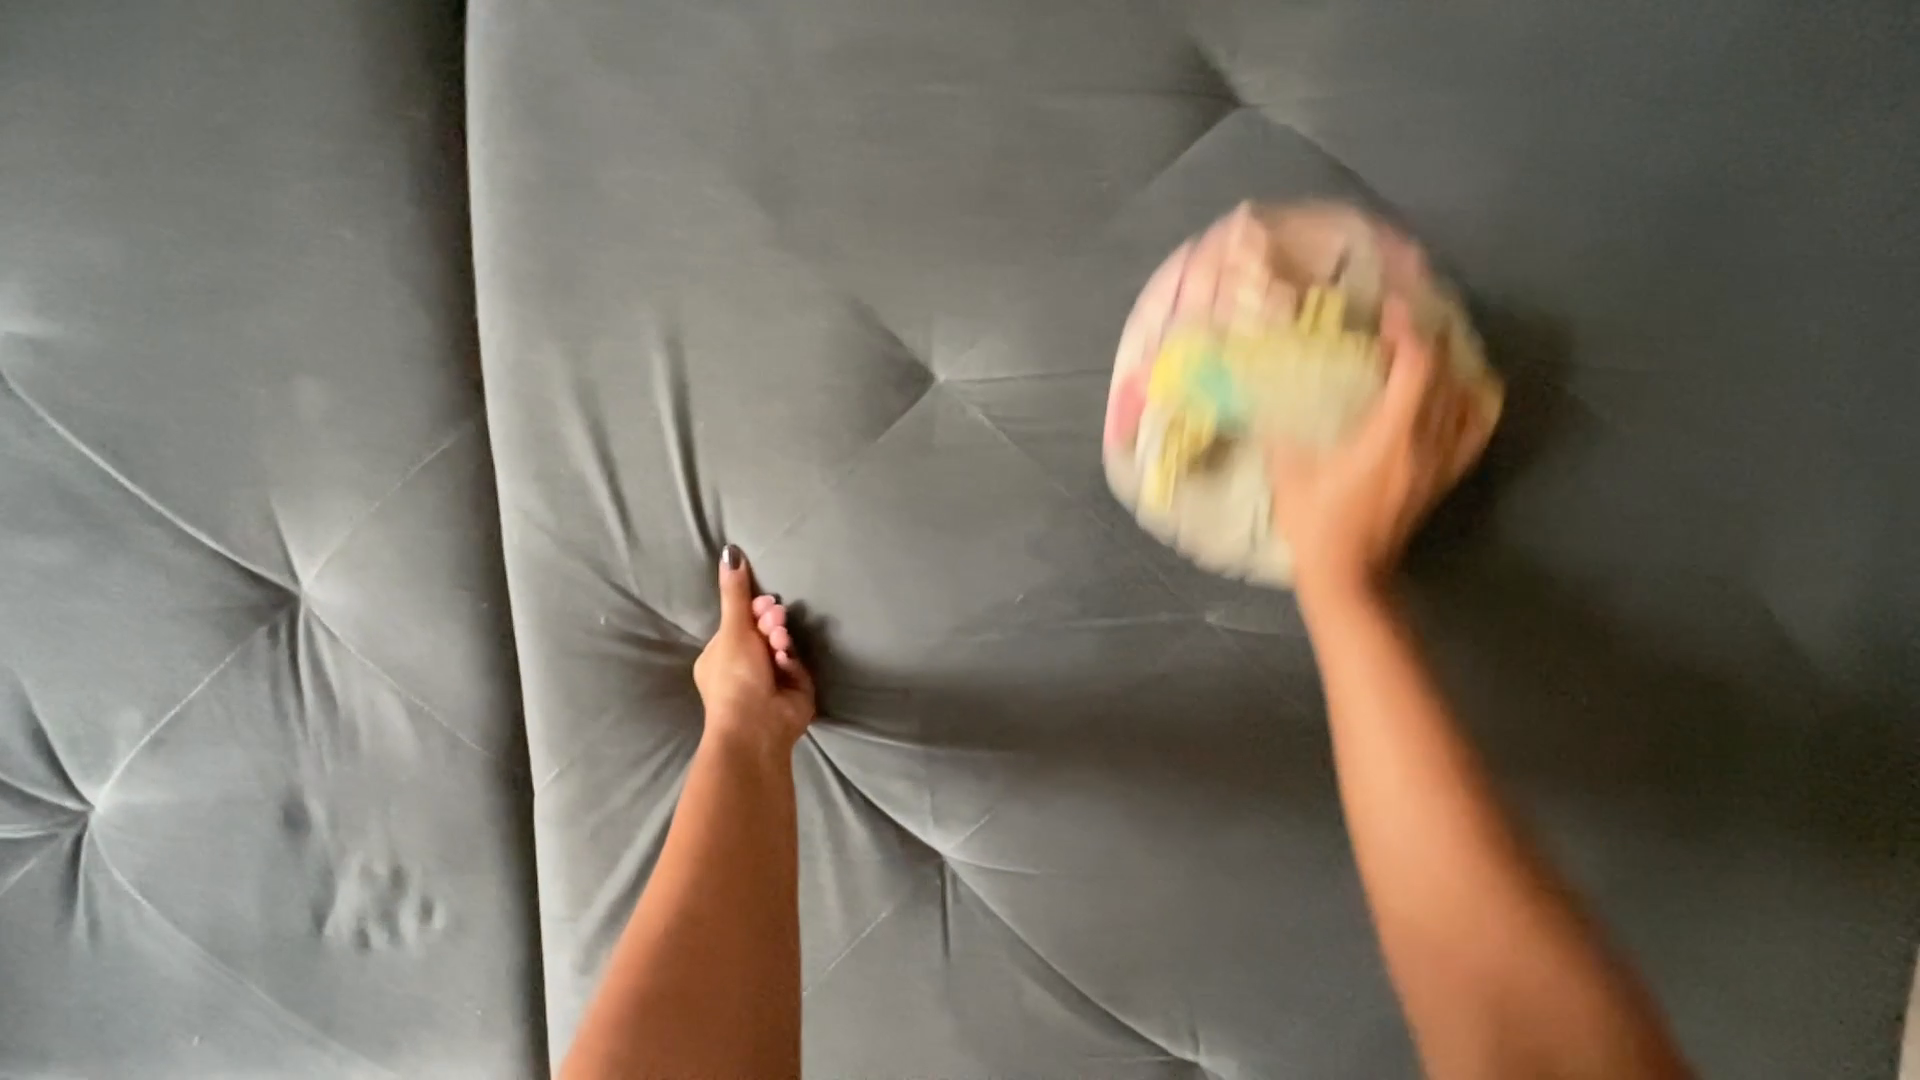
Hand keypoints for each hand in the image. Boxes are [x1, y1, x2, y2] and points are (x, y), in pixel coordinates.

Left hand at [692, 545, 815, 749]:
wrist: (757, 727)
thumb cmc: (734, 678)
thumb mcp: (732, 629)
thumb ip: (735, 592)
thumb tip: (729, 550)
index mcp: (721, 655)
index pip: (741, 621)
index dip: (754, 609)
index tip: (764, 603)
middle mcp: (745, 666)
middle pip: (764, 630)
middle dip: (771, 622)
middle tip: (775, 619)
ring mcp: (770, 678)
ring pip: (783, 644)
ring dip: (782, 638)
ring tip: (780, 643)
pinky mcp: (794, 688)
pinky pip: (797, 663)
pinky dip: (792, 660)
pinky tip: (786, 663)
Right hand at [1269, 298, 1495, 598]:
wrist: (1348, 574)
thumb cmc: (1315, 523)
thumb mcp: (1290, 473)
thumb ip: (1285, 429)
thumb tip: (1273, 394)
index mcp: (1391, 437)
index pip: (1417, 368)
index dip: (1408, 332)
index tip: (1389, 311)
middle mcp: (1428, 443)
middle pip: (1447, 375)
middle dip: (1428, 341)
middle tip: (1402, 323)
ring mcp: (1443, 461)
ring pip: (1466, 397)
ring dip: (1450, 366)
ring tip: (1427, 352)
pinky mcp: (1446, 476)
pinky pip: (1475, 428)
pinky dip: (1471, 400)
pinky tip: (1454, 392)